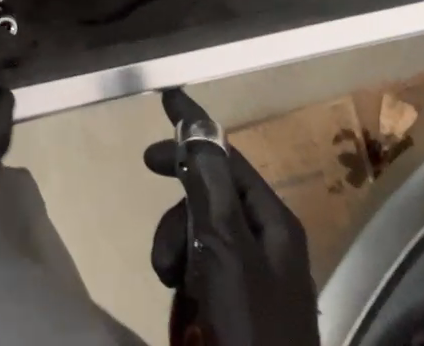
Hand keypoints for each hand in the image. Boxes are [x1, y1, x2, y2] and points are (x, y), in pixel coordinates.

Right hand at [145, 91, 318, 345]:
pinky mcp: (239, 302)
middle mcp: (268, 240)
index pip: (228, 157)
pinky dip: (183, 269)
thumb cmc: (250, 326)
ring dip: (175, 243)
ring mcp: (256, 273)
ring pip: (200, 229)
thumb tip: (199, 130)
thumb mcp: (224, 250)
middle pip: (211, 192)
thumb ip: (209, 189)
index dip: (196, 130)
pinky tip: (178, 293)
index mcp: (273, 221)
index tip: (165, 102)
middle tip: (150, 193)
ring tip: (168, 277)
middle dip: (178, 204)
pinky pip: (201, 263)